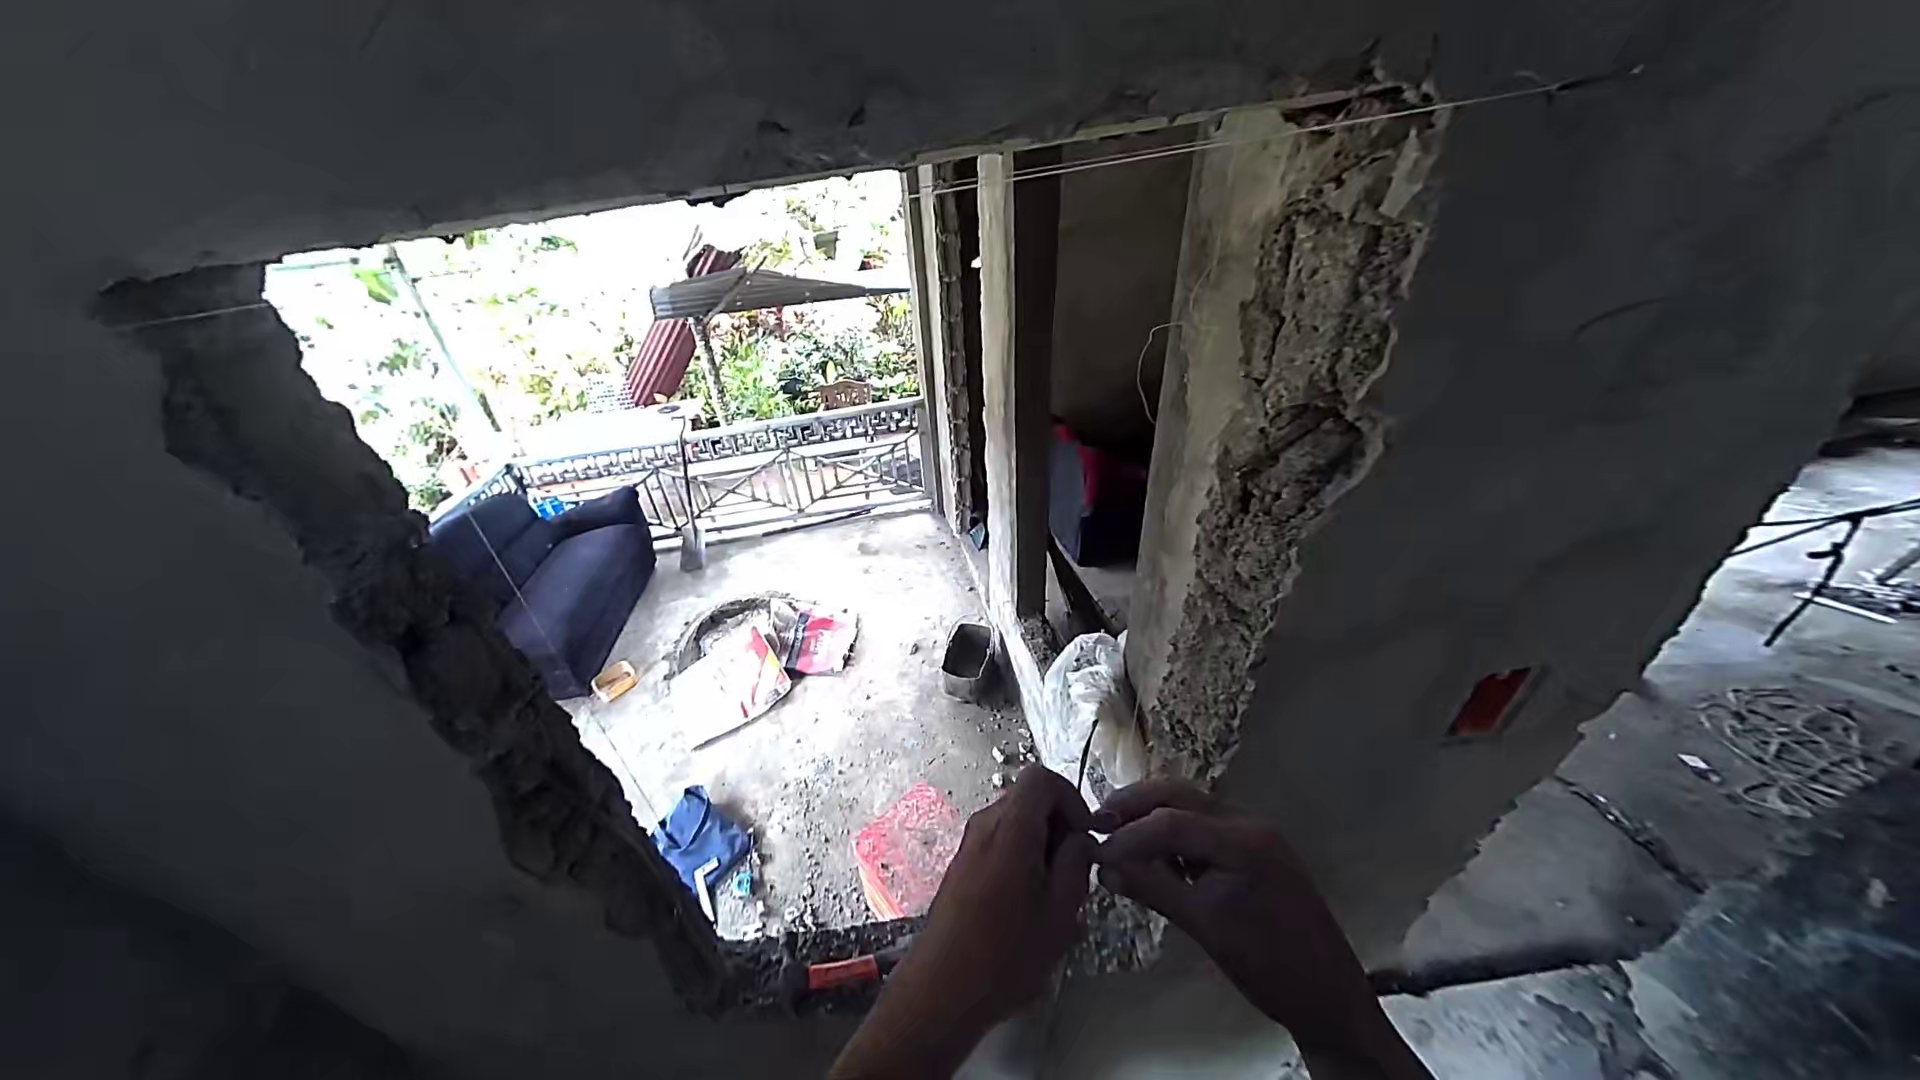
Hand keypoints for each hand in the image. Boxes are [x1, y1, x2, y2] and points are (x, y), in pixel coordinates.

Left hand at [832, 767, 1095, 1077]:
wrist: (942, 989)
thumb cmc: (1005, 954)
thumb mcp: (1060, 911)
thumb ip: (1076, 863)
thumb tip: (1080, 840)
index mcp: (1010, 827)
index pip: (1042, 777)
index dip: (1071, 798)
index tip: (1085, 835)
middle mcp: (985, 823)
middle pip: (1029, 797)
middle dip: (1059, 823)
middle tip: (1074, 868)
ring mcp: (970, 841)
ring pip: (1017, 820)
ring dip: (1042, 842)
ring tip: (1054, 890)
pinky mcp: (963, 862)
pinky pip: (1001, 839)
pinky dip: (1023, 854)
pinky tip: (1029, 901)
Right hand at [1092, 779, 1429, 1078]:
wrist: (1331, 998)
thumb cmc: (1269, 965)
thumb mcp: (1204, 927)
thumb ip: (1152, 888)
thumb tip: (1102, 866)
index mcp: (1242, 841)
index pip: (1171, 821)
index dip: (1128, 834)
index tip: (1095, 850)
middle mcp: (1247, 822)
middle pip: (1178, 795)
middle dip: (1135, 804)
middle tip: (1098, 821)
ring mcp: (1252, 831)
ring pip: (1189, 804)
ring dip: (1151, 814)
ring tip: (1117, 832)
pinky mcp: (1252, 846)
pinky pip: (1202, 823)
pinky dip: (1172, 830)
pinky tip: (1153, 850)